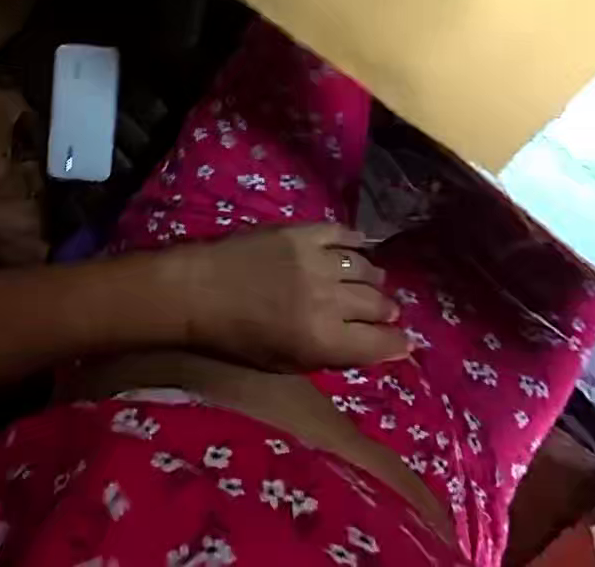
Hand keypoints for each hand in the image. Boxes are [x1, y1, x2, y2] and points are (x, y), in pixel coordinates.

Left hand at [158, 224, 407, 371]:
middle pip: (379, 303)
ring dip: (371, 278)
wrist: (197, 289)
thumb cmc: (236, 336)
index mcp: (325, 339)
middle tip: (377, 311)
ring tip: (366, 281)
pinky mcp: (298, 232)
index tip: (396, 339)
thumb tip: (381, 346)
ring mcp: (314, 260)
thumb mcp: (289, 363)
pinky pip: (340, 232)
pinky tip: (356, 247)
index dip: (396, 342)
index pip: (386, 342)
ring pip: (365, 267)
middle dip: (384, 311)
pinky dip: (354, 240)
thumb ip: (337, 355)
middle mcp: (328, 299)